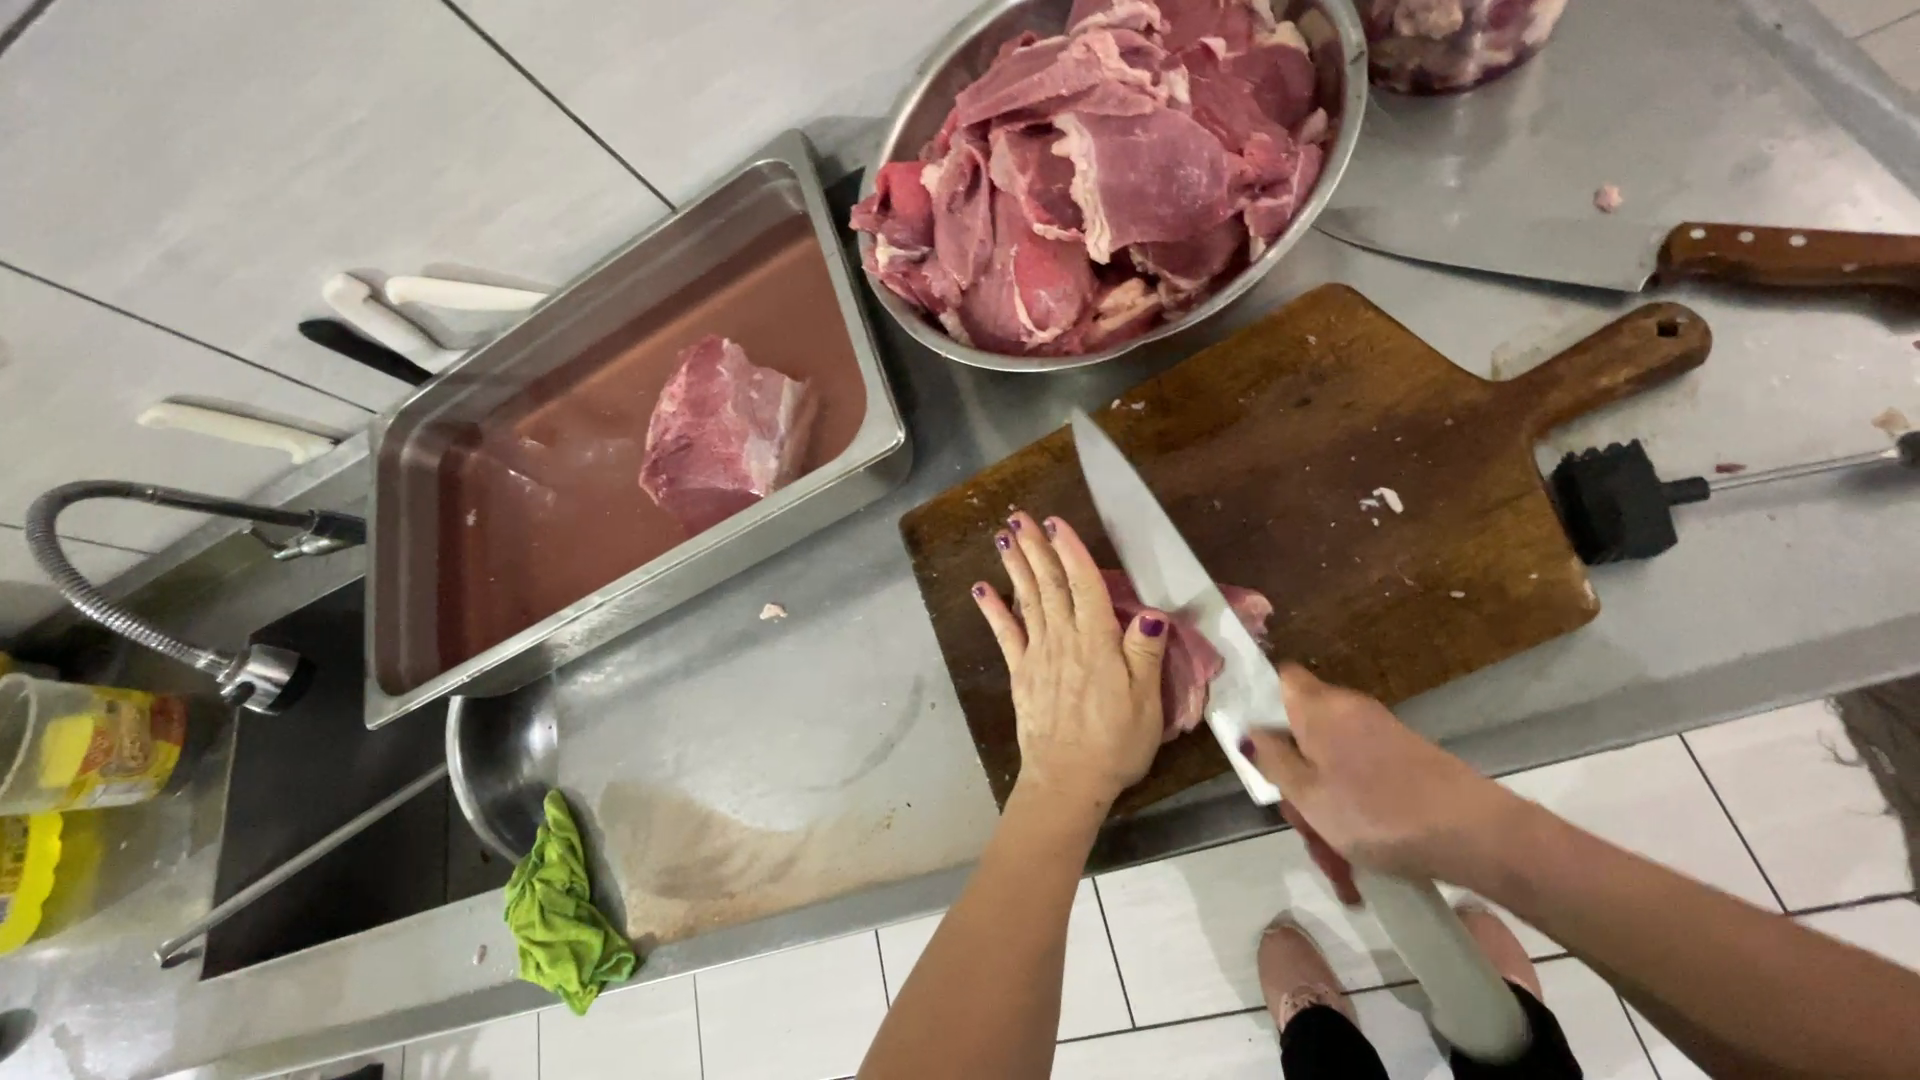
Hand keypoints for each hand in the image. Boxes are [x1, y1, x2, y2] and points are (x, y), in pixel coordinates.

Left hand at [973, 512, 1168, 810]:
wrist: (1068, 781)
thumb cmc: (1116, 743)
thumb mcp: (1146, 701)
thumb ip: (1146, 654)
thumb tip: (1154, 613)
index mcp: (1098, 642)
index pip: (1084, 585)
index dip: (1070, 550)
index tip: (1056, 522)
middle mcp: (1064, 639)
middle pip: (1049, 584)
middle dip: (1035, 548)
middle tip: (1019, 516)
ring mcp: (1037, 655)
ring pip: (1027, 601)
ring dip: (1016, 567)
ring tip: (1004, 537)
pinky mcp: (1020, 674)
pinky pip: (1005, 635)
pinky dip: (993, 610)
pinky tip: (981, 589)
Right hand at [1243, 664, 1530, 897]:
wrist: (1475, 834)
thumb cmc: (1376, 813)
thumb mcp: (1307, 796)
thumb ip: (1273, 760)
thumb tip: (1251, 731)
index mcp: (1319, 708)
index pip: (1279, 678)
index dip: (1259, 700)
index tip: (1251, 739)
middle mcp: (1349, 708)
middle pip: (1303, 725)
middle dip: (1292, 766)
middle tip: (1294, 811)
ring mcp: (1380, 731)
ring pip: (1330, 756)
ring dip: (1322, 793)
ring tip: (1329, 844)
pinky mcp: (1404, 754)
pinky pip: (1359, 770)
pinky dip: (1351, 799)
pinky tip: (1358, 841)